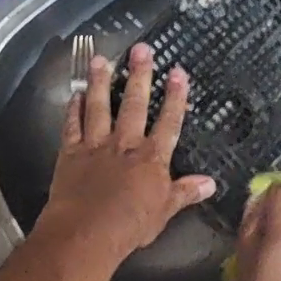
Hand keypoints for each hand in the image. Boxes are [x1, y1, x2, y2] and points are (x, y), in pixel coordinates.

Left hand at [38, 43, 214, 265]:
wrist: (86, 231)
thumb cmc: (130, 225)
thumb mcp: (165, 211)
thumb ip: (185, 193)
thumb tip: (210, 183)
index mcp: (151, 158)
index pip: (168, 122)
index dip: (175, 97)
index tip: (178, 72)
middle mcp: (125, 144)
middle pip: (134, 104)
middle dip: (139, 75)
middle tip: (141, 49)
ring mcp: (96, 146)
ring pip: (99, 107)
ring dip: (99, 82)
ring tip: (101, 59)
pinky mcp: (71, 153)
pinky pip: (72, 125)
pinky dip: (73, 109)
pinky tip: (74, 94)